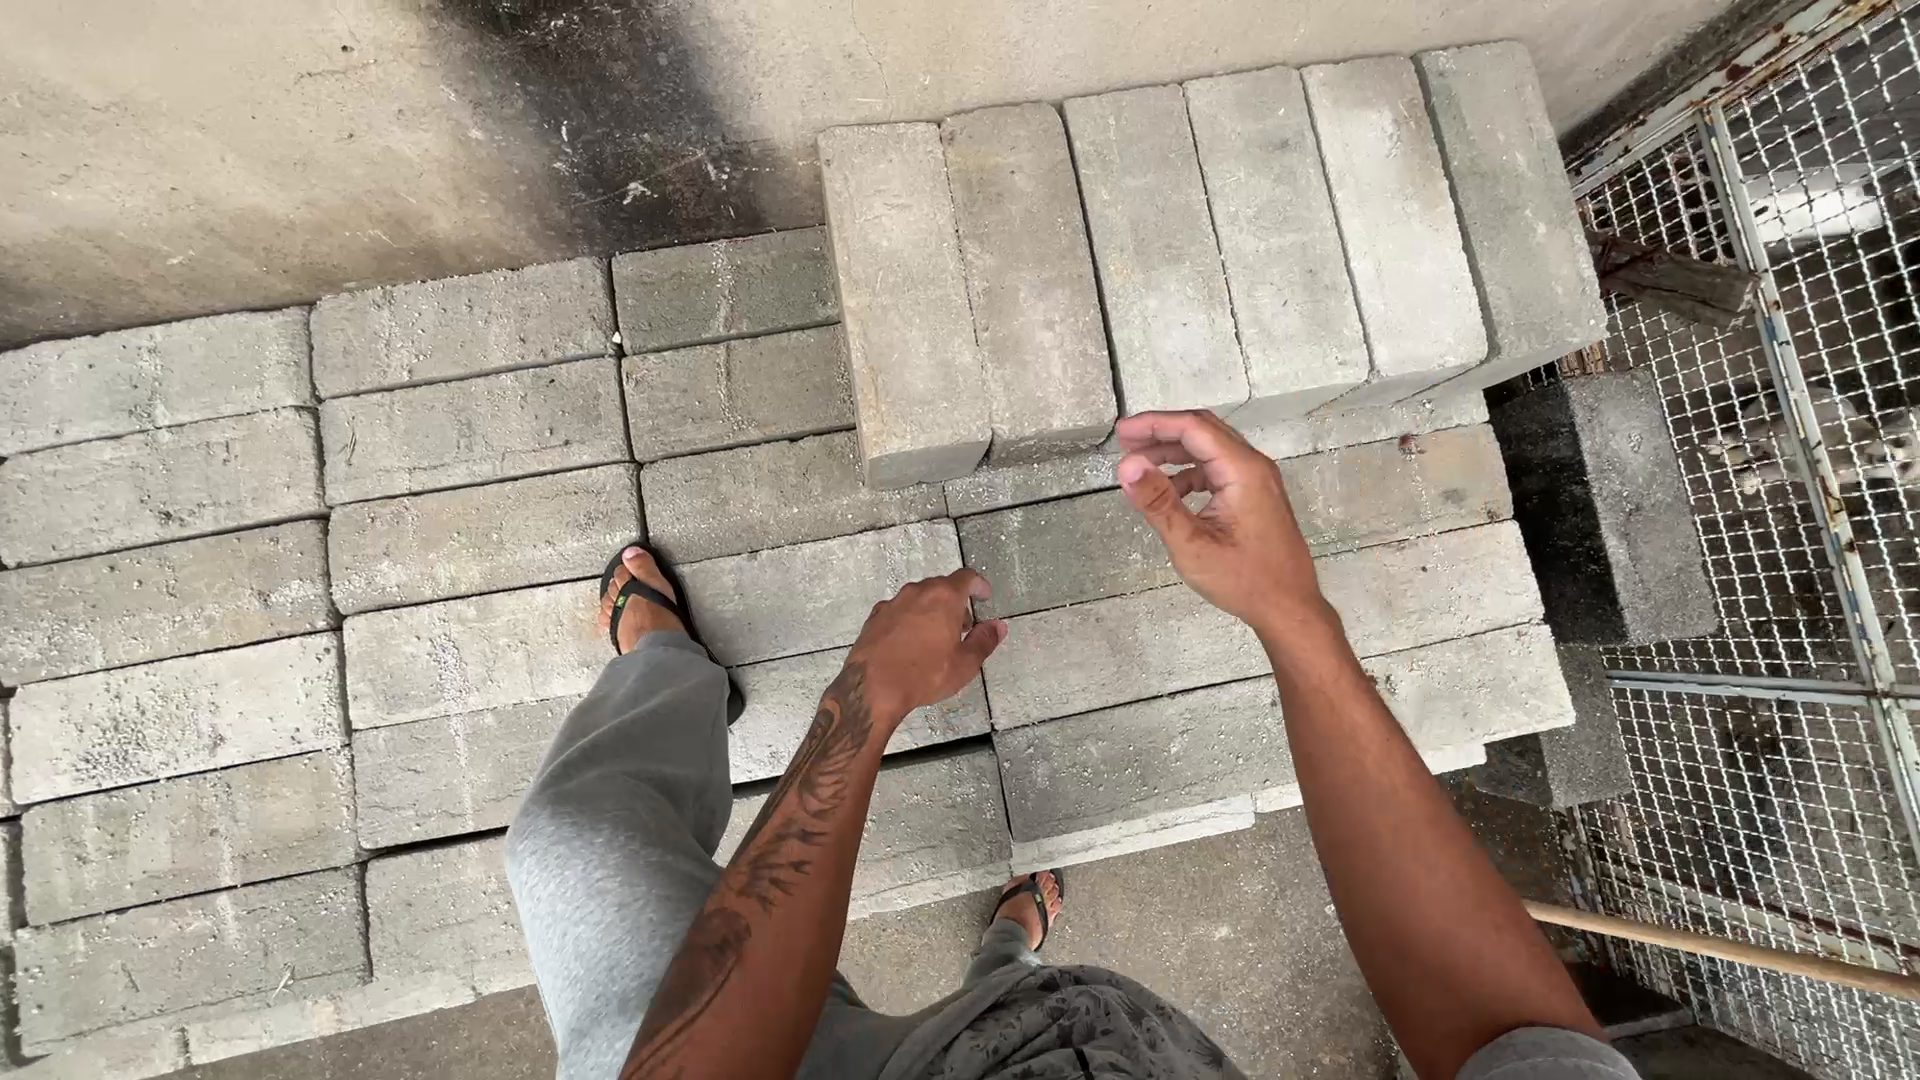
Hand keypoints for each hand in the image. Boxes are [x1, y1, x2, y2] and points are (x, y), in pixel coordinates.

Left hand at [842, 569, 1006, 721]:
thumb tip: (998, 626)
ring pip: (919, 598)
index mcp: (944, 597)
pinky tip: (910, 642)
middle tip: (963, 626)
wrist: (872, 687)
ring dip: (932, 610)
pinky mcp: (875, 617)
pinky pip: (900, 610)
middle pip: (942, 587)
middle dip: (956, 602)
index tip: (984, 596)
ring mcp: (893, 602)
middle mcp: (917, 592)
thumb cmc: (925, 675)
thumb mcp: (965, 664)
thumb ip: (984, 641)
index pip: (967, 577)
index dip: (979, 585)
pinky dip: (910, 619)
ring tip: (937, 637)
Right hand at [1115, 410, 1326, 633]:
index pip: (1193, 428)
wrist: (1288, 607)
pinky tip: (1168, 492)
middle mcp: (1253, 467)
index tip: (1122, 433)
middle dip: (1161, 432)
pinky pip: (1216, 470)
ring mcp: (1256, 480)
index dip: (1154, 424)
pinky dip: (1187, 472)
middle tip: (1125, 443)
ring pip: (1208, 449)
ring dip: (1172, 452)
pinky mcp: (1253, 495)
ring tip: (1139, 466)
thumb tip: (1127, 467)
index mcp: (1242, 471)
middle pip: (1202, 431)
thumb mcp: (1191, 544)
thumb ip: (1158, 502)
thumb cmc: (1244, 580)